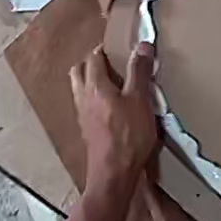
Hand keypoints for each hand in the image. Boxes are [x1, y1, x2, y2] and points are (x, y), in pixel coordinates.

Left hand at [70, 42, 158, 193]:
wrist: (114, 175)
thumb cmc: (128, 137)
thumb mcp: (141, 100)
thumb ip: (140, 72)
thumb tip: (142, 45)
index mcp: (95, 86)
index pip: (93, 58)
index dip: (105, 49)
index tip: (119, 47)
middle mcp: (83, 98)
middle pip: (79, 71)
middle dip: (92, 62)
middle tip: (112, 61)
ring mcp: (82, 115)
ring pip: (79, 88)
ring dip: (90, 79)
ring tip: (111, 81)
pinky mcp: (86, 130)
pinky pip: (84, 105)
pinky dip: (93, 97)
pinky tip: (109, 105)